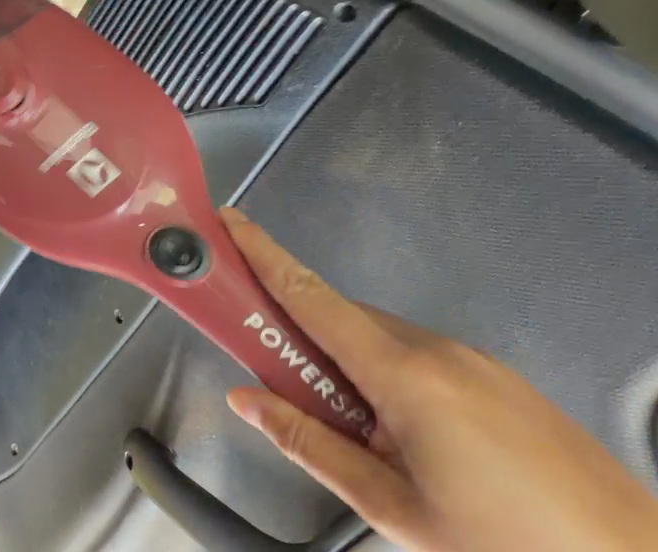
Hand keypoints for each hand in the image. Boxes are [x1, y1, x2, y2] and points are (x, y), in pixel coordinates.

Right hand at [220, 207, 657, 551]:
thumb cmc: (514, 547)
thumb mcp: (393, 508)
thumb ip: (310, 445)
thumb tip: (247, 400)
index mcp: (406, 376)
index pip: (311, 296)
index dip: (262, 255)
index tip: (228, 222)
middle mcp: (442, 354)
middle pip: (341, 320)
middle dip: (299, 339)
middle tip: (276, 381)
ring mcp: (481, 365)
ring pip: (381, 342)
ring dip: (345, 365)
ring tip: (356, 433)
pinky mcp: (508, 384)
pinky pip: (422, 360)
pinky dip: (388, 377)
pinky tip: (406, 436)